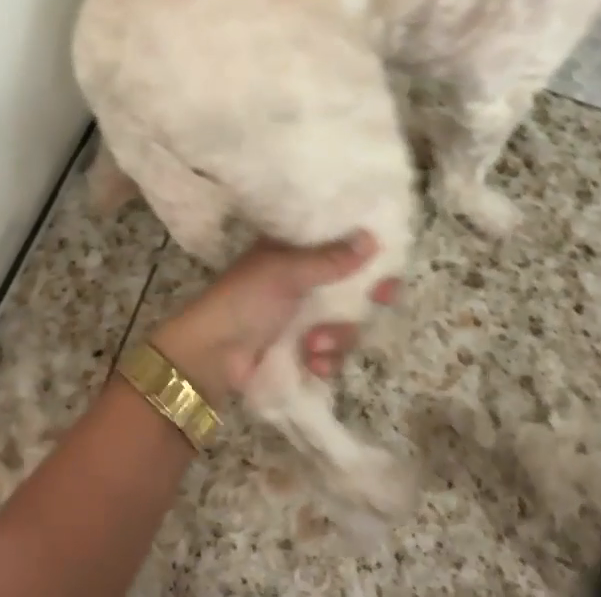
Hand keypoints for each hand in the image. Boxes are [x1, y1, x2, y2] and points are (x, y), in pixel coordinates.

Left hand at [147, 233, 397, 402]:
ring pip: (347, 324)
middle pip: (352, 287)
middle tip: (379, 299)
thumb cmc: (244, 300)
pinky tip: (312, 364)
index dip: (366, 255)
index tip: (388, 265)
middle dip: (362, 299)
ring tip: (314, 345)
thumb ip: (330, 259)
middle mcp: (302, 280)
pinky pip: (333, 354)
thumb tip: (372, 237)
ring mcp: (303, 317)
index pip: (340, 246)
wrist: (212, 356)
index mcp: (293, 252)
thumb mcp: (286, 272)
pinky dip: (326, 360)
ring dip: (337, 336)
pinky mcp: (303, 351)